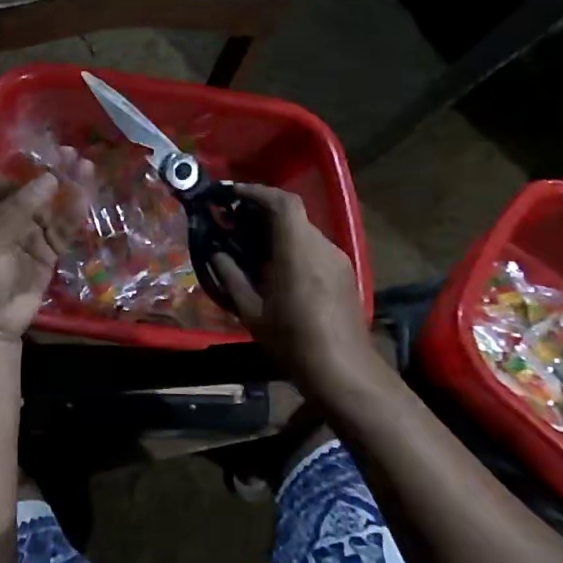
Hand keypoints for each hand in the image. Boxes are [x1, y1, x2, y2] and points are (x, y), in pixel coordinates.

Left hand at [0, 152, 89, 341]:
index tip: (51, 147)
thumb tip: (50, 178)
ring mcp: (29, 235)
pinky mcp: (48, 253)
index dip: (29, 163)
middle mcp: (8, 218)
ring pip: (52, 208)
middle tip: (74, 154)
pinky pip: (63, 229)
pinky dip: (74, 214)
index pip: (8, 178)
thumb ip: (22, 207)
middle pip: (35, 190)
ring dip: (69, 190)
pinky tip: (85, 196)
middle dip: (54, 173)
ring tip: (87, 168)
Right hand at [212, 183, 378, 390]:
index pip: (283, 202)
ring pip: (305, 231)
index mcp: (298, 251)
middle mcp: (322, 246)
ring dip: (280, 230)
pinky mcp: (345, 274)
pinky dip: (294, 246)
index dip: (258, 192)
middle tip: (236, 219)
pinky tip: (279, 267)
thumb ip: (233, 278)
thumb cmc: (294, 341)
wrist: (344, 371)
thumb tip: (216, 255)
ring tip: (254, 244)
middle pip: (294, 214)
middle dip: (264, 211)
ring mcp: (338, 259)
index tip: (233, 194)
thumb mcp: (253, 313)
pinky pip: (316, 248)